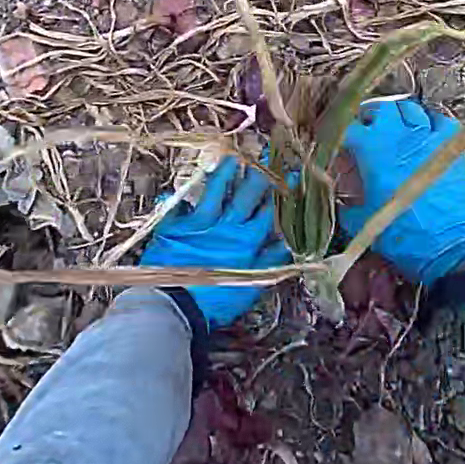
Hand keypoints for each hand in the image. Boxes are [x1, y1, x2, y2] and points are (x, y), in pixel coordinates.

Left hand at [142, 157, 289, 327]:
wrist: (173, 307)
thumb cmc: (217, 301)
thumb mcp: (252, 286)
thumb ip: (270, 261)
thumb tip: (287, 243)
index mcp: (248, 240)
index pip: (270, 210)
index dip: (281, 191)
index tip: (290, 174)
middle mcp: (226, 226)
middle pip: (246, 194)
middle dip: (259, 174)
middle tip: (266, 156)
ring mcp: (200, 223)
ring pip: (215, 191)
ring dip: (225, 173)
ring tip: (232, 157)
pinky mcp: (175, 227)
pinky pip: (177, 206)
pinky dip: (177, 197)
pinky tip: (178, 186)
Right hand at [338, 100, 464, 286]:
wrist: (454, 245)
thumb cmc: (406, 236)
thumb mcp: (366, 226)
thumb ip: (349, 210)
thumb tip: (345, 205)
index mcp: (373, 151)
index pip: (350, 128)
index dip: (341, 134)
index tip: (339, 143)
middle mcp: (400, 135)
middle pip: (381, 108)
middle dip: (370, 116)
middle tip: (366, 128)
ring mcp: (429, 137)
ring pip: (410, 107)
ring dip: (399, 114)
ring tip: (395, 125)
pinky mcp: (452, 145)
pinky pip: (440, 120)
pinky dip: (430, 121)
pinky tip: (427, 131)